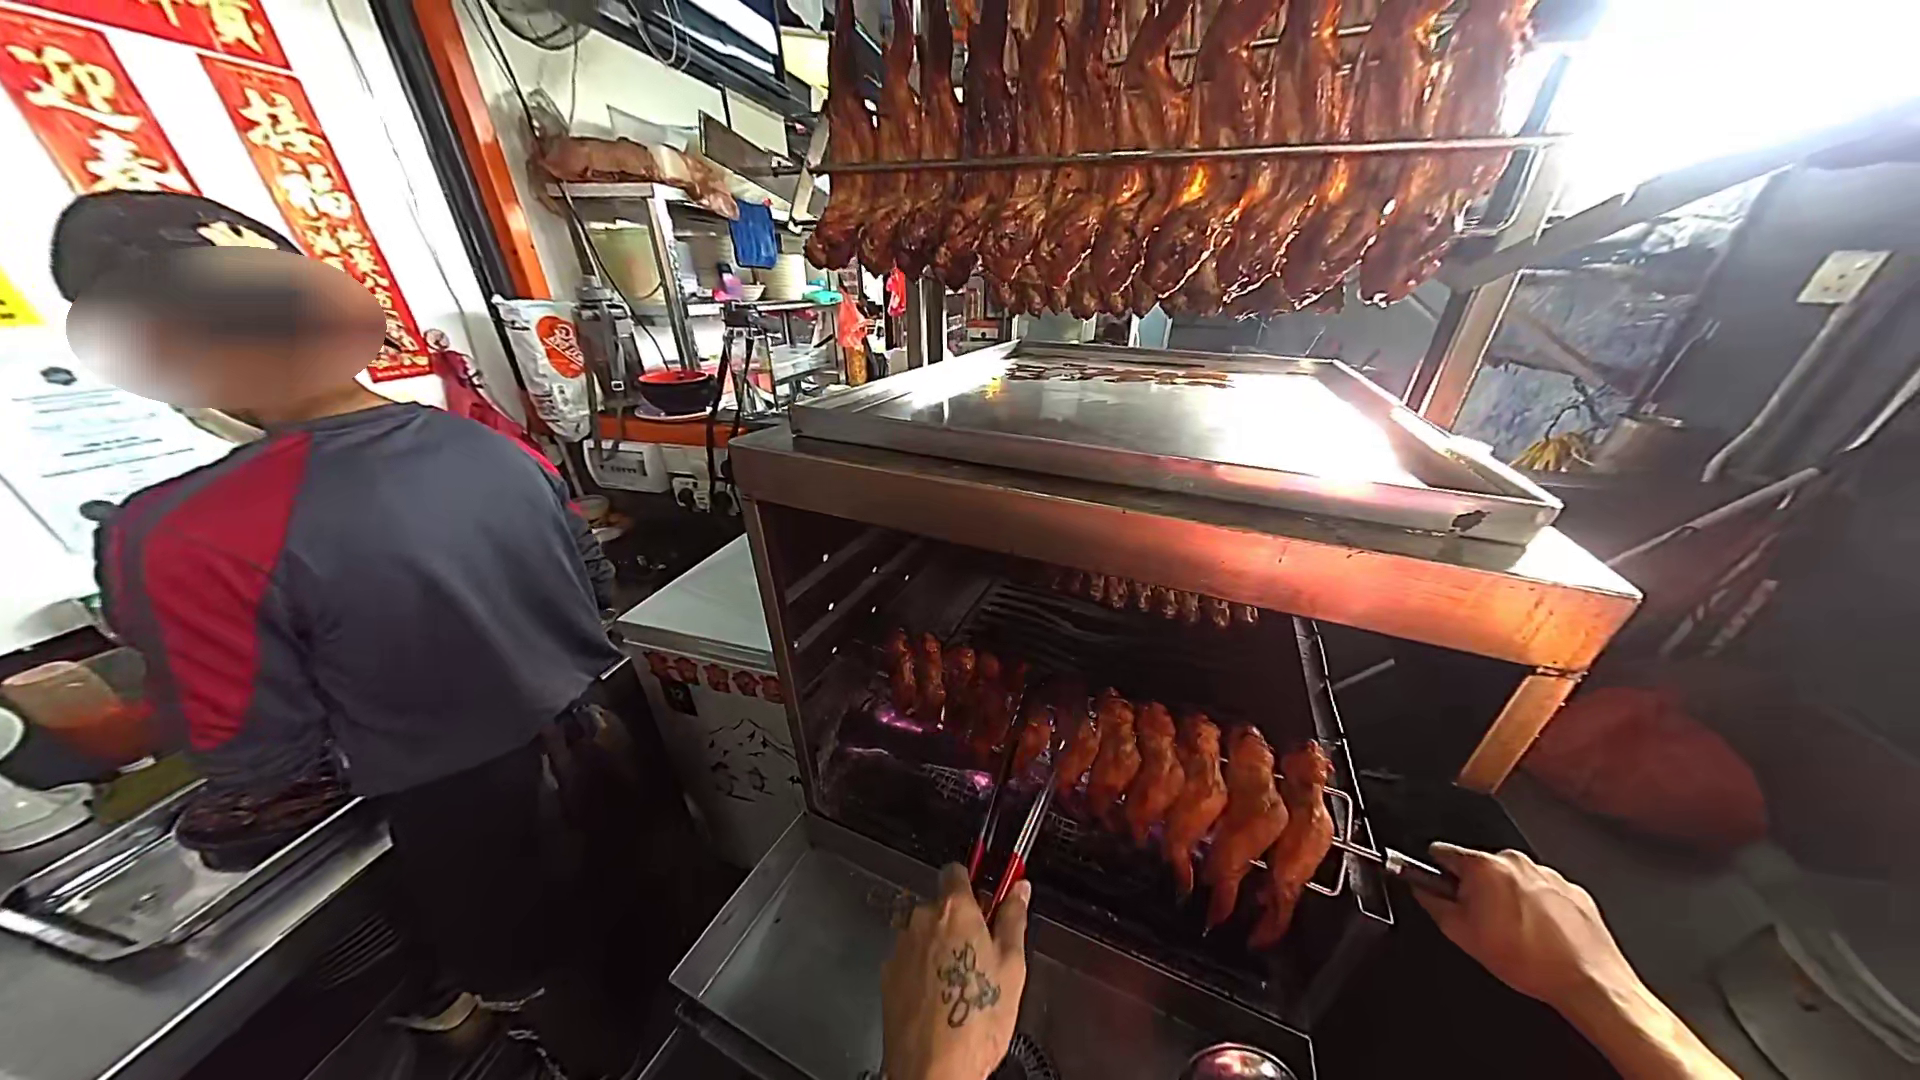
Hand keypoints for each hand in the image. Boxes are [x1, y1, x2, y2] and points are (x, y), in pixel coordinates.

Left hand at [881, 864, 1029, 1079]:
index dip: (972, 884)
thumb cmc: (977, 1020)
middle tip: (979, 953)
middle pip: (941, 904)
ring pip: (924, 932)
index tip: (985, 901)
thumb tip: (1020, 887)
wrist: (934, 1072)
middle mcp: (922, 918)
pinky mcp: (888, 974)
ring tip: (959, 983)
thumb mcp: (1011, 966)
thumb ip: (1013, 918)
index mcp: (955, 909)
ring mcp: (901, 946)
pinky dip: (921, 969)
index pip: (956, 870)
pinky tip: (937, 997)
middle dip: (958, 921)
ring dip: (938, 945)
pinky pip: (909, 958)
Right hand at [1417, 845, 1740, 1078]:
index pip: (1441, 851)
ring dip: (1507, 895)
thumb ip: (1429, 901)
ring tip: (1517, 931)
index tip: (1443, 888)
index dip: (1437, 872)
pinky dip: (1537, 905)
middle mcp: (1515, 862)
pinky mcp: (1574, 891)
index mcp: (1483, 865)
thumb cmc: (1531, 963)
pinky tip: (1541, 933)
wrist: (1593, 989)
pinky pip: (1542, 890)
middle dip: (1476, 887)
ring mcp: (1548, 875)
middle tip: (1483, 919)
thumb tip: (1420, 887)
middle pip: (1478, 865)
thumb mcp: (1459, 933)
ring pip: (1511, 878)